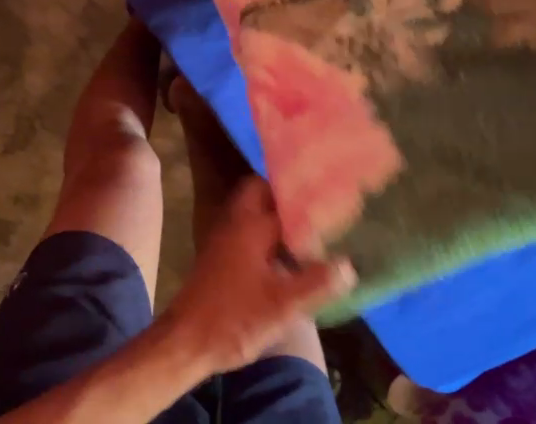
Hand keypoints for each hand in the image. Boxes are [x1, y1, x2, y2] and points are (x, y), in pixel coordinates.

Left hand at [159, 178, 354, 374]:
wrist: (186, 341)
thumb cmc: (234, 318)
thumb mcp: (282, 305)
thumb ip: (316, 282)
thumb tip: (349, 265)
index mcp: (251, 224)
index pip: (284, 198)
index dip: (308, 200)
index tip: (332, 202)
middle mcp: (235, 222)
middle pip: (259, 192)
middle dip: (284, 198)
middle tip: (313, 214)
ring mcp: (223, 239)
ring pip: (251, 212)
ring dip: (273, 218)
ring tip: (306, 234)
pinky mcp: (219, 257)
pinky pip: (245, 232)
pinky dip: (263, 236)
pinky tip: (283, 260)